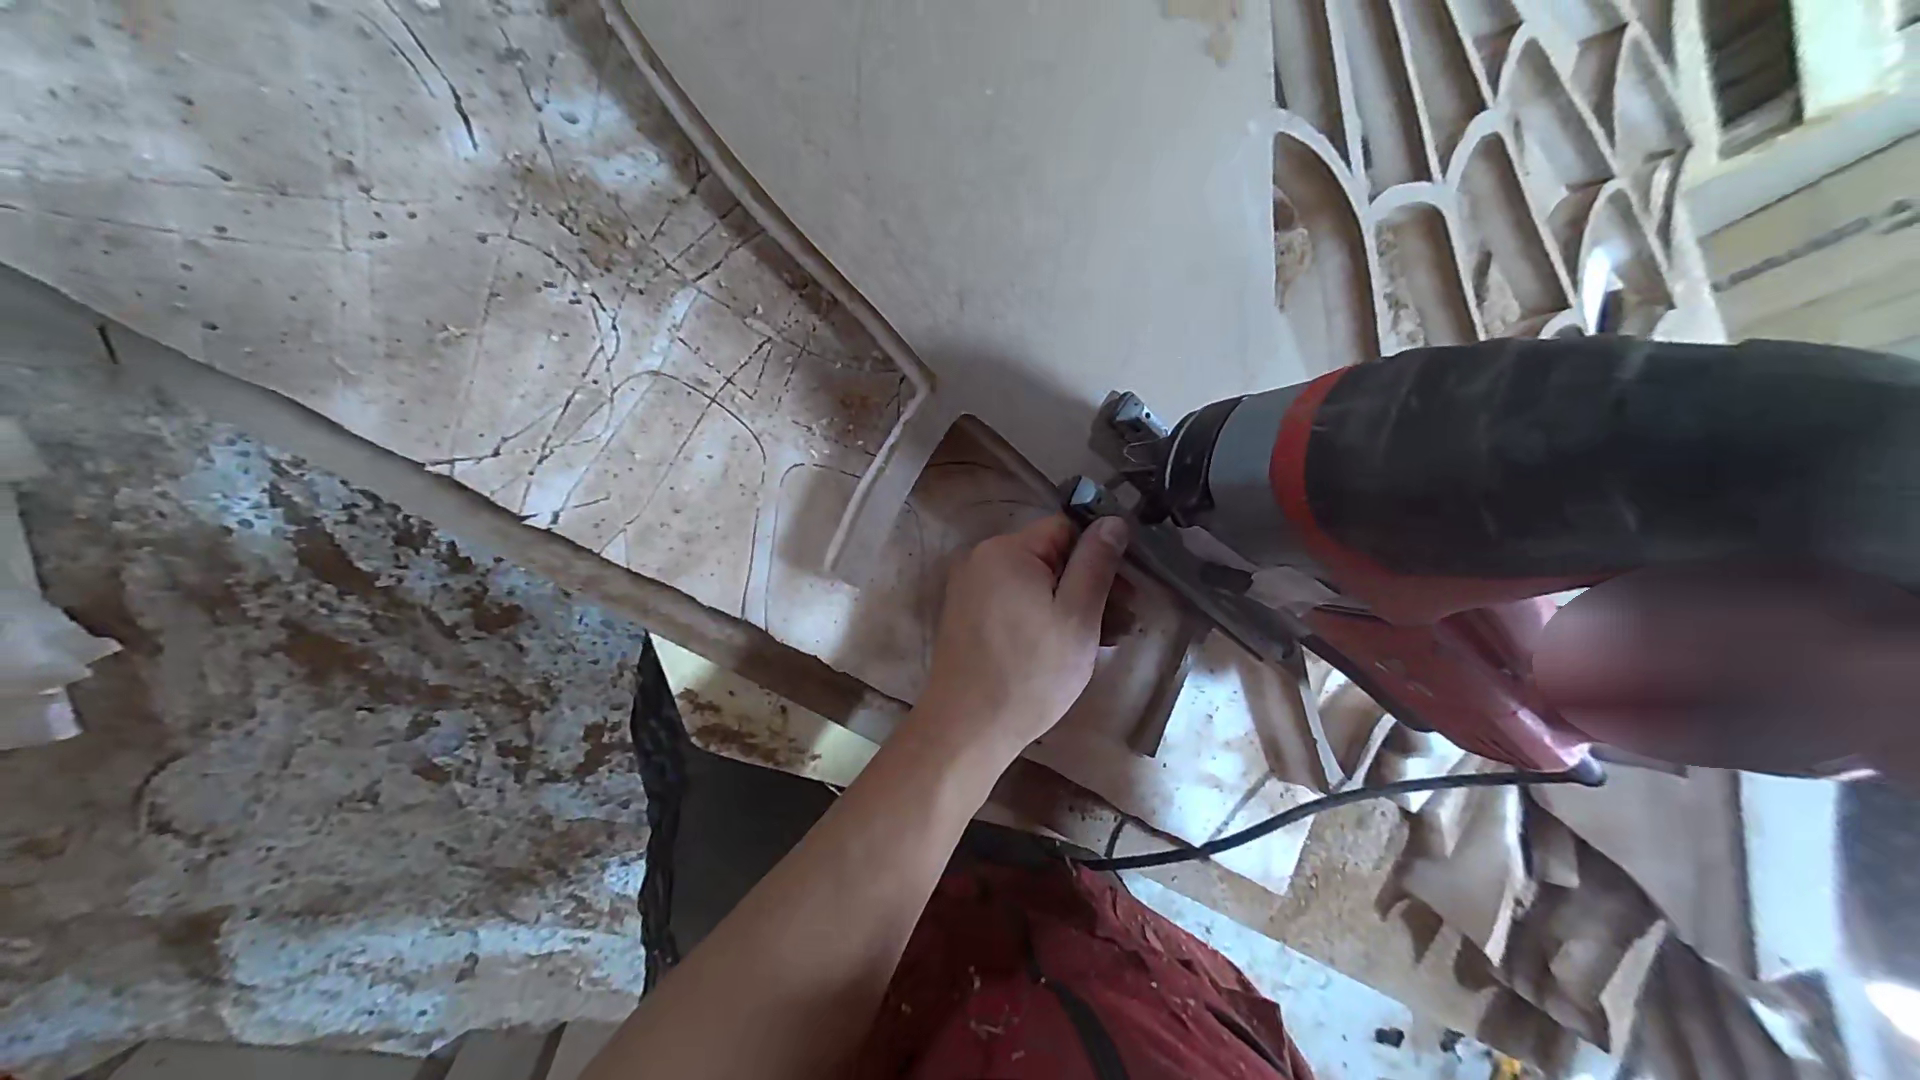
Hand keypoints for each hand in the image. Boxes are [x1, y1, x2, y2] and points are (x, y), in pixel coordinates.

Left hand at [910, 514, 1129, 762]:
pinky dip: (1041, 617)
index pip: (1064, 529)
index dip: (1098, 555)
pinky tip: (1065, 647)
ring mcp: (970, 589)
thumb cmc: (1031, 672)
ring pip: (1033, 583)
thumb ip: (1096, 564)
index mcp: (1006, 550)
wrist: (968, 727)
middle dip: (1087, 584)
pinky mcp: (966, 616)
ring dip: (1068, 604)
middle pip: (1048, 556)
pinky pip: (1013, 603)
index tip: (1124, 591)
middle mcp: (981, 560)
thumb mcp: (1077, 616)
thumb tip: (1112, 521)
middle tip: (1121, 622)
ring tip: (1101, 640)